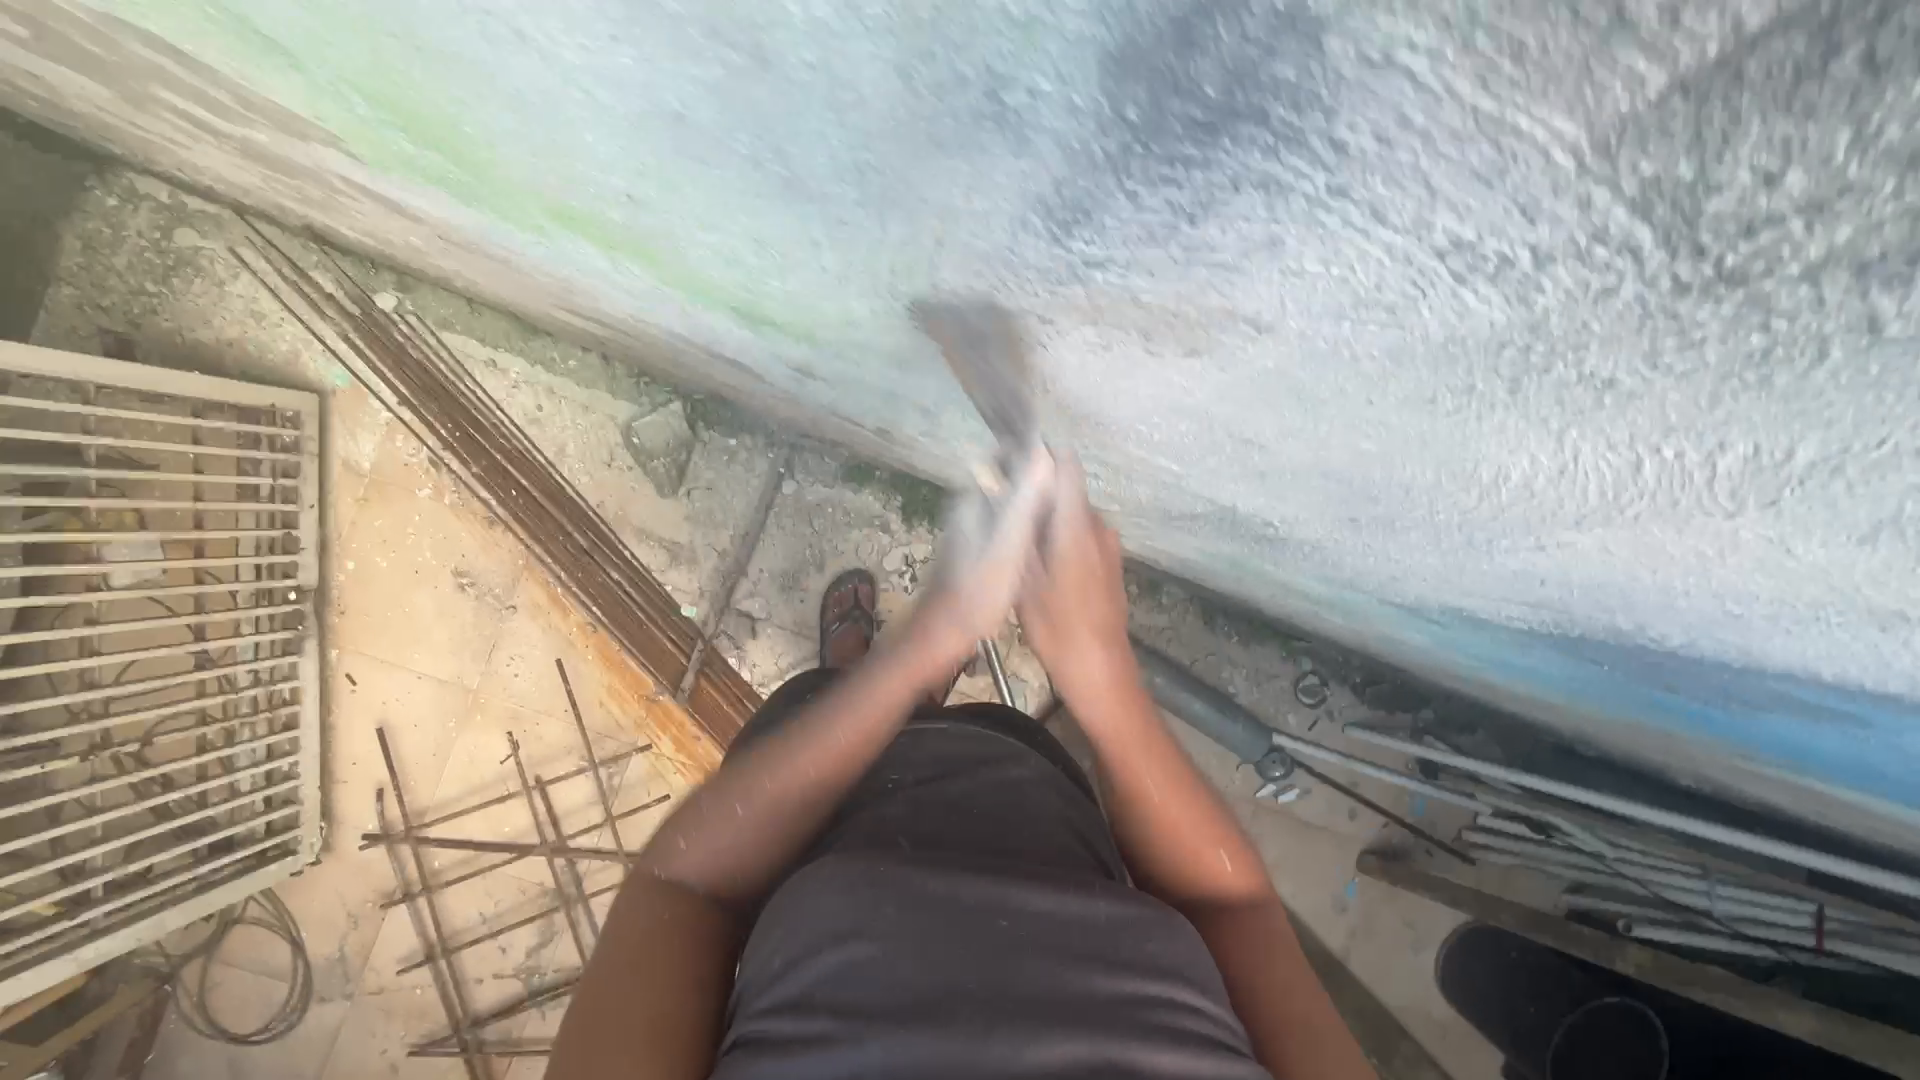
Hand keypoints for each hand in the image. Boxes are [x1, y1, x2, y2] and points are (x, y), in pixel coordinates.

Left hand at [906, 442, 1056, 664]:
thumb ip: (1025, 499)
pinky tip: (1044, 538)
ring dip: (1031, 500)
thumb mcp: (1008, 544)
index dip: (1030, 451)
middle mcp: (968, 507)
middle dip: (1035, 475)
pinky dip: (1025, 524)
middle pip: (1006, 477)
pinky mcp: (975, 549)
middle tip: (1069, 484)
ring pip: (1006, 501)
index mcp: (974, 499)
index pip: (1003, 456)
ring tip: (1063, 506)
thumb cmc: (977, 589)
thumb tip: (1044, 452)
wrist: (945, 632)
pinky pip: (1005, 524)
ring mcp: (970, 529)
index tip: (1061, 457)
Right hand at [1016, 454, 1138, 713]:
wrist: (1100, 670)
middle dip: (1037, 494)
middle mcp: (1098, 528)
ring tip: (1016, 540)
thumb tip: (1010, 493)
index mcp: (1076, 526)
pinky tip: (1039, 564)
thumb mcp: (1024, 582)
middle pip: (1066, 493)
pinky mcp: (1110, 564)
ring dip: (1047, 521)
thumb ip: (1020, 532)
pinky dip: (1060, 539)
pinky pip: (1082, 536)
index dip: (1042, 456)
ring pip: (1072, 517)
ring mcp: (1109, 546)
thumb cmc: (1057, 628)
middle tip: (1002, 508)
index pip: (1066, 468)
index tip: (1013, 457)